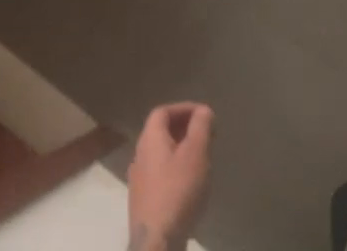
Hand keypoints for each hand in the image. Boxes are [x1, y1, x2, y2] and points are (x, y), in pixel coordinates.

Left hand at [128, 103, 213, 246]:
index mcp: (150, 140)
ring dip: (181, 146)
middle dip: (184, 127)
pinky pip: (160, 170)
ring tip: (202, 154)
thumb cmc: (178, 189)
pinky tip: (190, 179)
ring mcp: (139, 179)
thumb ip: (201, 126)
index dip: (183, 108)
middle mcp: (139, 155)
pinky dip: (176, 165)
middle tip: (206, 132)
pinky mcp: (144, 198)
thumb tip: (203, 110)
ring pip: (160, 152)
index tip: (204, 114)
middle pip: (160, 131)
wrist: (157, 238)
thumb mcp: (196, 152)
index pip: (162, 112)